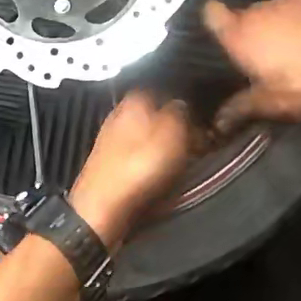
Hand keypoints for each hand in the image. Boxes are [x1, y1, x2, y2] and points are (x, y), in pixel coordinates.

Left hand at [69, 90, 193, 247]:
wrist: (101, 210)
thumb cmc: (136, 169)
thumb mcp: (171, 135)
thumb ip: (180, 113)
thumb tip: (183, 103)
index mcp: (133, 101)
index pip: (163, 90)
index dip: (183, 104)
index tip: (199, 120)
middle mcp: (119, 116)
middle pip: (155, 115)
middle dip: (174, 128)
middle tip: (193, 144)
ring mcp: (113, 141)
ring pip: (148, 137)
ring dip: (164, 149)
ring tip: (180, 165)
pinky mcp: (111, 165)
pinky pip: (140, 159)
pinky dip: (152, 166)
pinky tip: (161, 179)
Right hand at [203, 0, 300, 132]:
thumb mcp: (269, 104)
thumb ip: (240, 108)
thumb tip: (219, 122)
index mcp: (239, 35)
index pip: (211, 13)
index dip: (212, 20)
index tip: (217, 33)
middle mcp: (258, 12)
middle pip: (242, 14)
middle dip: (246, 30)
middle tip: (257, 56)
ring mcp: (286, 2)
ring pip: (267, 7)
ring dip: (270, 21)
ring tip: (284, 44)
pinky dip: (292, 2)